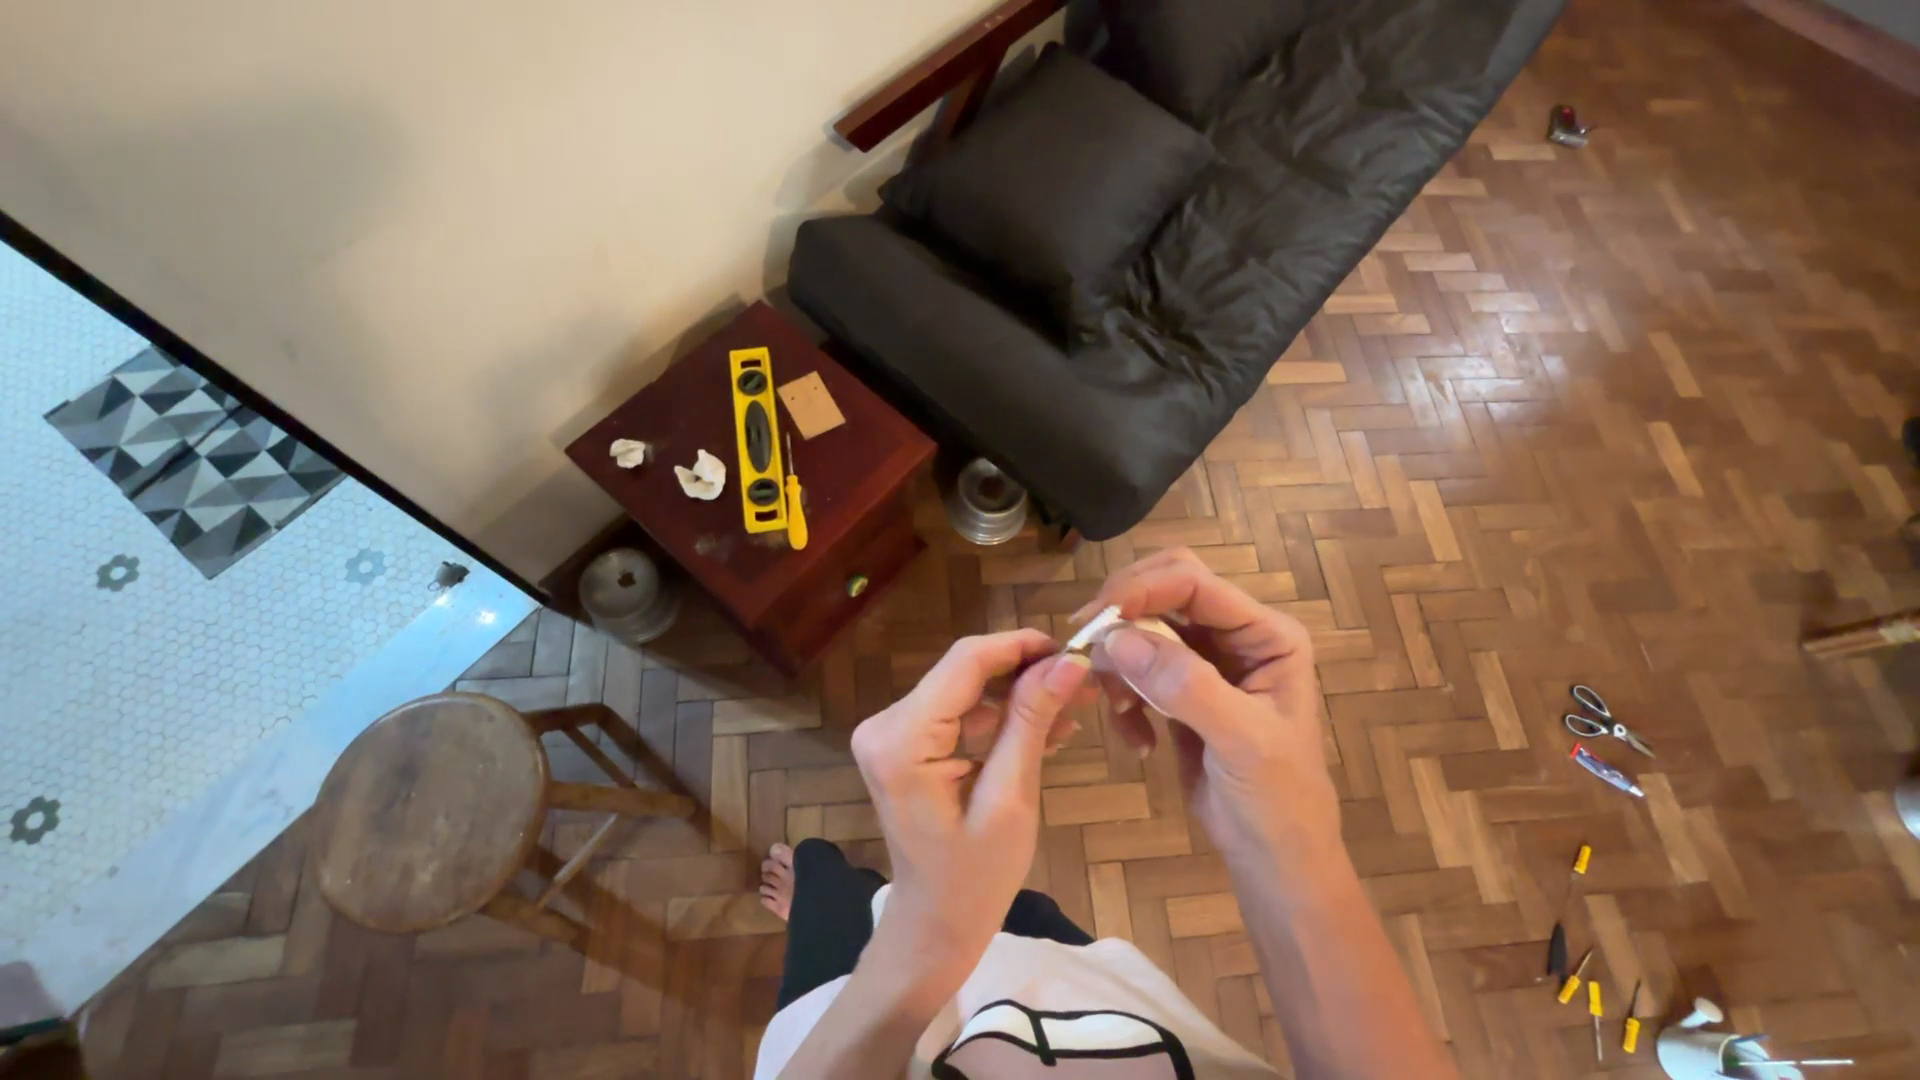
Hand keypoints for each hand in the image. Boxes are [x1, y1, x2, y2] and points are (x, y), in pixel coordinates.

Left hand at [851, 630, 1091, 977]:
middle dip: (1025, 671)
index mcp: (901, 740)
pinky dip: (1000, 718)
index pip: (965, 662)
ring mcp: (890, 731)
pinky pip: (958, 712)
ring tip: (1074, 708)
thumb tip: (1068, 661)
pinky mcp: (904, 742)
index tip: (1073, 648)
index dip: (1020, 645)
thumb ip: (1031, 722)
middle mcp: (885, 724)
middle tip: (1083, 680)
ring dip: (1018, 695)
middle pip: (964, 671)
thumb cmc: (975, 879)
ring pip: (966, 688)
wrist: (933, 924)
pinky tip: (1045, 729)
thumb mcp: (1010, 799)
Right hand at [1076, 549, 1337, 864]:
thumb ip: (1185, 685)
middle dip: (1123, 613)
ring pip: (1143, 629)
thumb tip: (1118, 638)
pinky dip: (1124, 698)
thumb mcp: (1240, 740)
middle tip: (1087, 641)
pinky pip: (1135, 670)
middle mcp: (1236, 635)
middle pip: (1164, 590)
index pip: (1194, 583)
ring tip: (1120, 711)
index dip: (1142, 589)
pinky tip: (1137, 740)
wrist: (1275, 856)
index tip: (1096, 618)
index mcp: (1265, 633)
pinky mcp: (1180, 690)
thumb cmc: (1277, 799)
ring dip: (1121, 665)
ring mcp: (1206, 661)